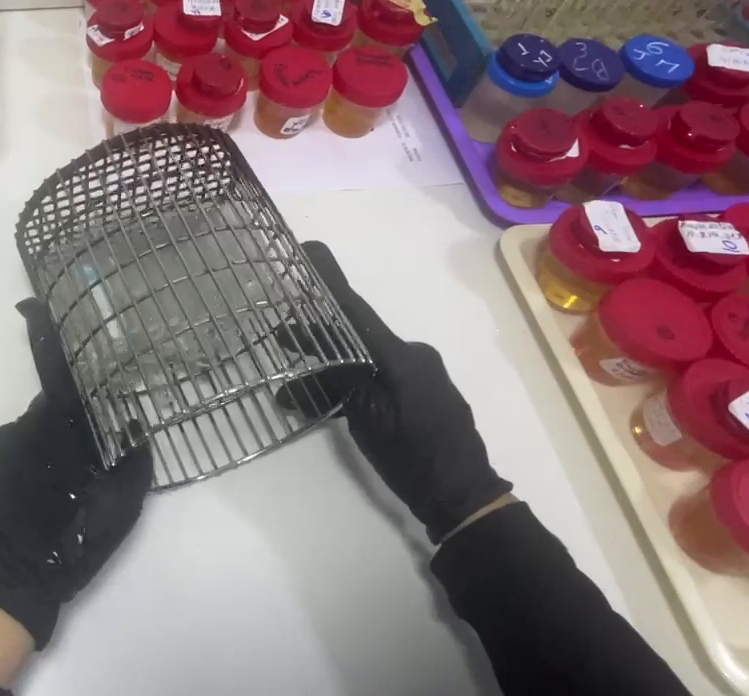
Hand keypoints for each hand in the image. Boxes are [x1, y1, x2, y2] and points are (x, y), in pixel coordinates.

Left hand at [0, 300, 154, 650]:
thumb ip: (130, 467)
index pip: (58, 383)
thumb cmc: (62, 549)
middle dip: (66, 425)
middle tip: (86, 455)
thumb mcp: (113, 514)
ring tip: (61, 485)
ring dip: (47, 449)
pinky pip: (12, 454)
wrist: (1, 588)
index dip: (57, 350)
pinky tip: (39, 496)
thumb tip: (138, 432)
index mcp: (49, 435)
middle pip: (49, 414)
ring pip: (30, 436)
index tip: (49, 318)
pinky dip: (27, 465)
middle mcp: (18, 432)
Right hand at [294, 240, 511, 543]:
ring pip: (368, 359)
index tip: (310, 250)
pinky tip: (332, 401)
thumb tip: (312, 359)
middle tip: (283, 340)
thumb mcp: (365, 418)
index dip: (330, 280)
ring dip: (335, 370)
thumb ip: (340, 379)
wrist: (465, 498)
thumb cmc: (411, 457)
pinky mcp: (427, 393)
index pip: (356, 310)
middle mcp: (415, 355)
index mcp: (401, 356)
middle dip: (319, 339)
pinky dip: (356, 382)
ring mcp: (425, 374)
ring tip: (297, 391)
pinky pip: (384, 375)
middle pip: (358, 336)